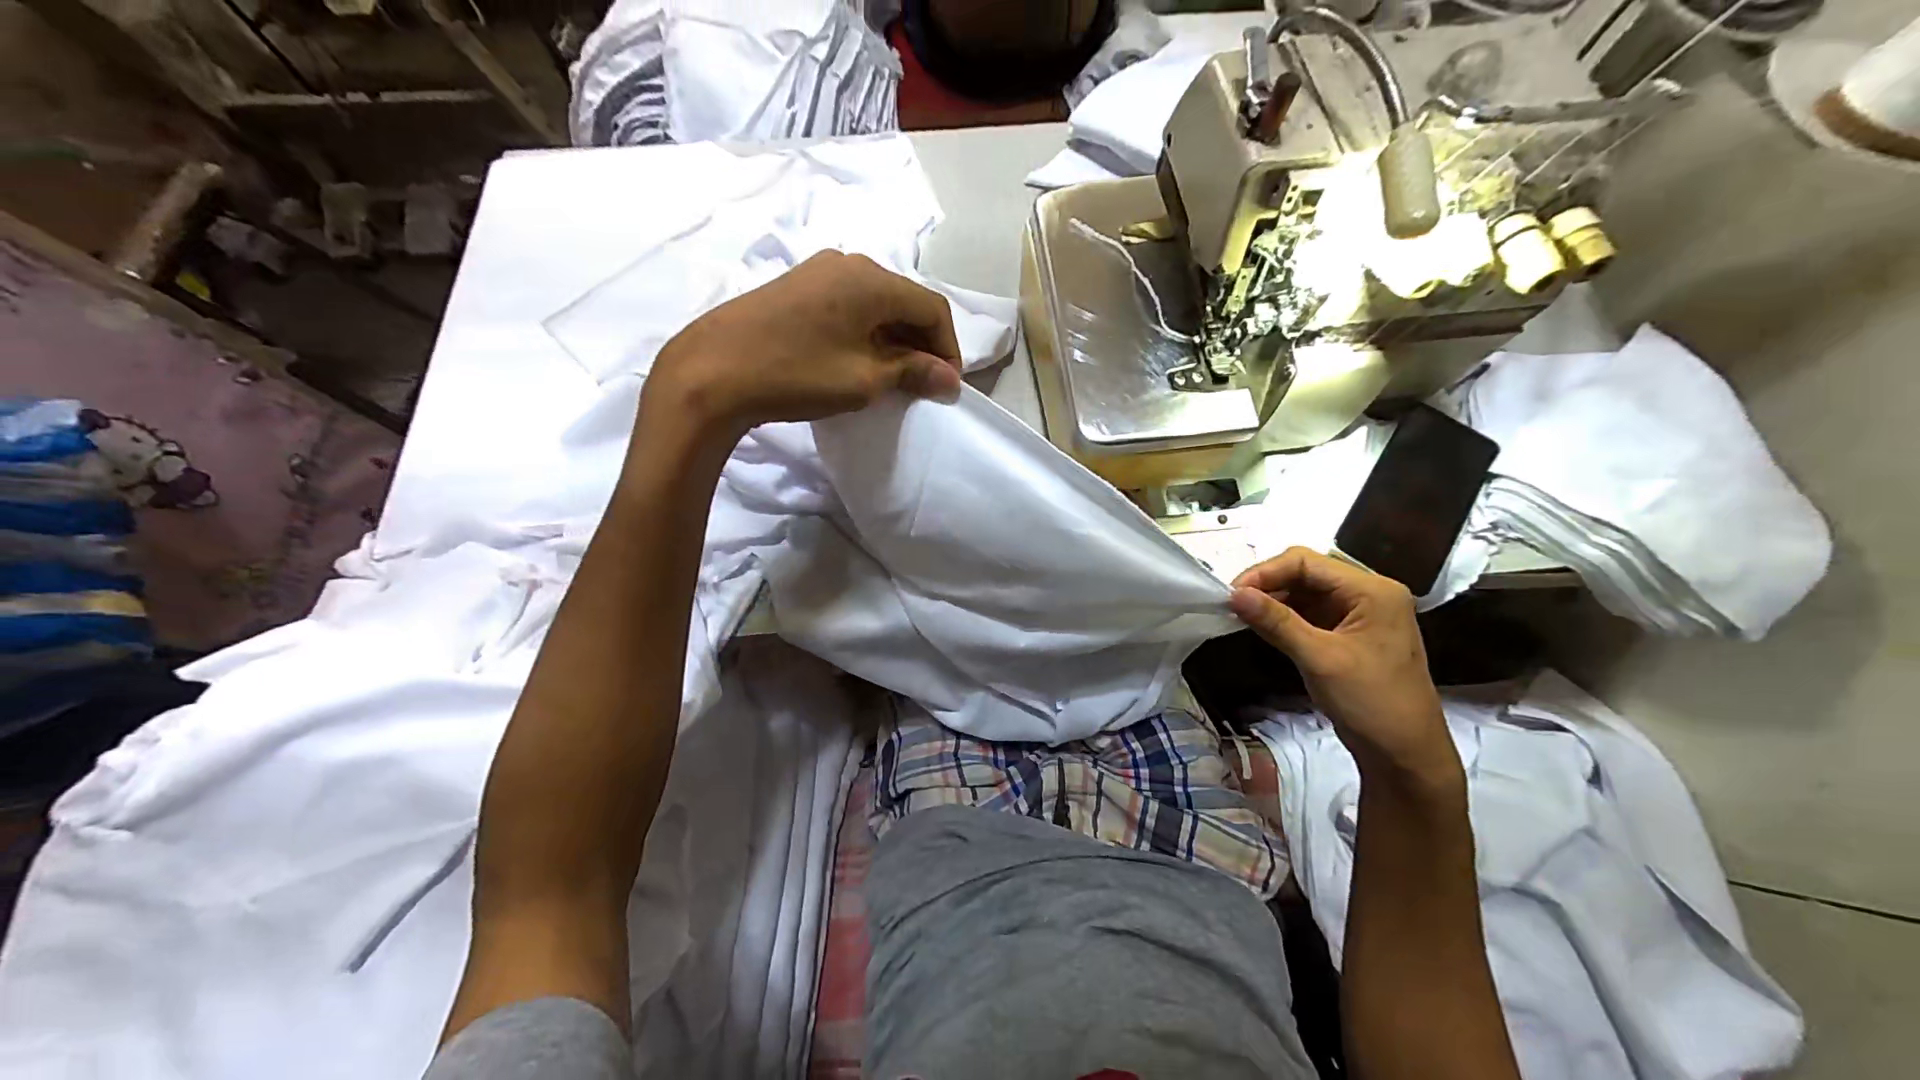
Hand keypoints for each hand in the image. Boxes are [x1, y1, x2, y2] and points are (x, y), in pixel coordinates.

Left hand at [647, 250, 963, 437]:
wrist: (712, 371)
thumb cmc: (798, 374)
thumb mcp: (864, 379)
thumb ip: (912, 372)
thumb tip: (948, 378)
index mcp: (873, 279)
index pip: (932, 308)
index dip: (948, 348)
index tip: (946, 386)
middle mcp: (849, 263)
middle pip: (905, 301)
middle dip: (921, 343)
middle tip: (922, 384)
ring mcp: (818, 271)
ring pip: (876, 302)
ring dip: (893, 338)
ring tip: (891, 377)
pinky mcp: (796, 286)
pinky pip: (848, 304)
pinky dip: (865, 331)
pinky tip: (858, 360)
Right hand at [1228, 548, 1456, 787]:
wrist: (1405, 753)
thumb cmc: (1371, 702)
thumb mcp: (1320, 659)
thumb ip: (1276, 622)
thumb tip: (1234, 594)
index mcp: (1372, 590)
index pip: (1307, 562)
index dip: (1265, 572)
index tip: (1232, 593)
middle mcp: (1368, 593)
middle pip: (1306, 571)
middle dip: (1268, 584)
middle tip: (1234, 604)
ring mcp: (1358, 613)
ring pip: (1305, 591)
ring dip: (1273, 599)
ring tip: (1243, 614)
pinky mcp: (1348, 632)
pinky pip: (1309, 611)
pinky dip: (1284, 616)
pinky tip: (1263, 625)